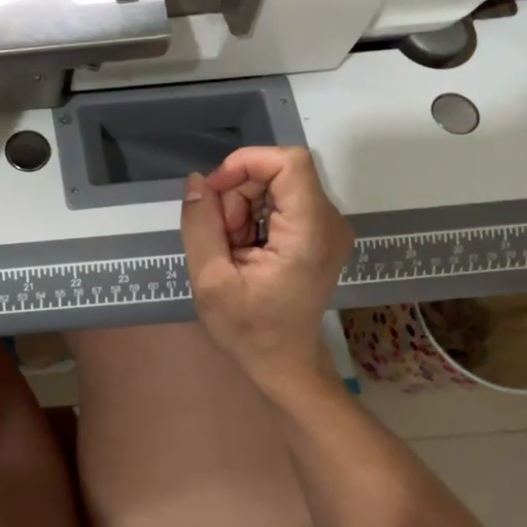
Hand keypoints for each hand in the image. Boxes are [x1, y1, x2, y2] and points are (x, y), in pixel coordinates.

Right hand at [180, 147, 353, 385]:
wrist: (284, 363)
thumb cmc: (248, 330)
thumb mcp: (210, 280)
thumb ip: (200, 225)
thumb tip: (197, 181)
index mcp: (309, 235)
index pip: (289, 162)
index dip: (246, 163)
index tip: (214, 191)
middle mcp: (329, 222)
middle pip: (278, 172)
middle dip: (237, 193)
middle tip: (220, 237)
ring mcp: (327, 226)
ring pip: (275, 185)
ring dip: (241, 207)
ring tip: (231, 249)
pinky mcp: (319, 231)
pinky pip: (280, 200)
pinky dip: (253, 216)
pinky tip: (243, 250)